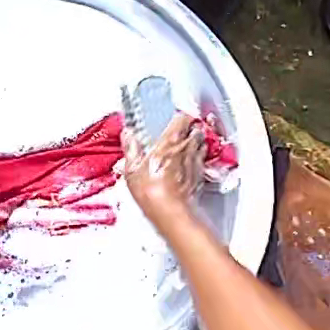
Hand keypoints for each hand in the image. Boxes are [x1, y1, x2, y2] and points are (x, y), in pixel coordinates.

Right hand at [121, 113, 205, 231]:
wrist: (170, 213)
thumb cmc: (152, 191)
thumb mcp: (132, 169)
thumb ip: (131, 148)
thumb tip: (128, 135)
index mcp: (171, 141)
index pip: (182, 118)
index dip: (179, 117)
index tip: (173, 119)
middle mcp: (187, 149)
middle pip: (195, 130)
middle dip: (190, 129)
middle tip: (180, 132)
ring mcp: (196, 162)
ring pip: (202, 144)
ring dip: (196, 143)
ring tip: (185, 147)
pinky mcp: (200, 177)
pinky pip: (202, 162)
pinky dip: (197, 160)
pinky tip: (188, 166)